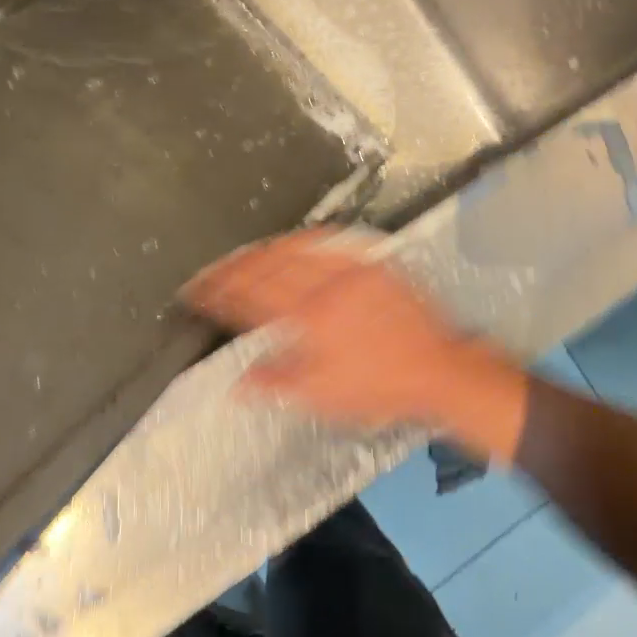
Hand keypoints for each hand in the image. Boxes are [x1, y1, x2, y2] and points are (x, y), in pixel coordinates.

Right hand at [181, 230, 529, 460]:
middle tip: (213, 273)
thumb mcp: (322, 396)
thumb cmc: (382, 387)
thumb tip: (238, 384)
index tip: (197, 291)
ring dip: (264, 250)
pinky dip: (304, 240)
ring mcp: (352, 271)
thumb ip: (275, 382)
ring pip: (296, 248)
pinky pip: (330, 242)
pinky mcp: (373, 265)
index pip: (250, 296)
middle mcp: (327, 285)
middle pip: (268, 265)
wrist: (439, 370)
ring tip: (245, 256)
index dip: (218, 291)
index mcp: (308, 316)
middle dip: (234, 267)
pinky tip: (296, 243)